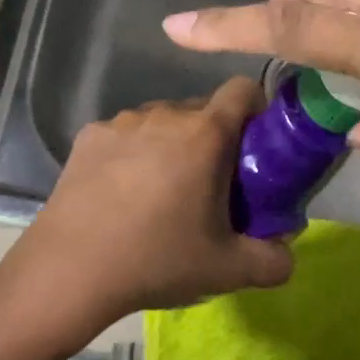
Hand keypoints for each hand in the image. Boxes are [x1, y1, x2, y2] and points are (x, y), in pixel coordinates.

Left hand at [10, 78, 295, 329]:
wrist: (71, 268)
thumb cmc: (157, 259)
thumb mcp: (230, 270)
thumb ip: (275, 258)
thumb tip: (287, 249)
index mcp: (205, 133)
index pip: (244, 89)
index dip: (257, 110)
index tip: (256, 148)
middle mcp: (165, 113)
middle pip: (202, 110)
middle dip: (214, 139)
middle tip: (212, 186)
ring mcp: (122, 121)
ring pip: (162, 122)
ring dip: (171, 145)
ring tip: (161, 193)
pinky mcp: (89, 135)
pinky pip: (125, 135)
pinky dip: (132, 154)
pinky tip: (121, 194)